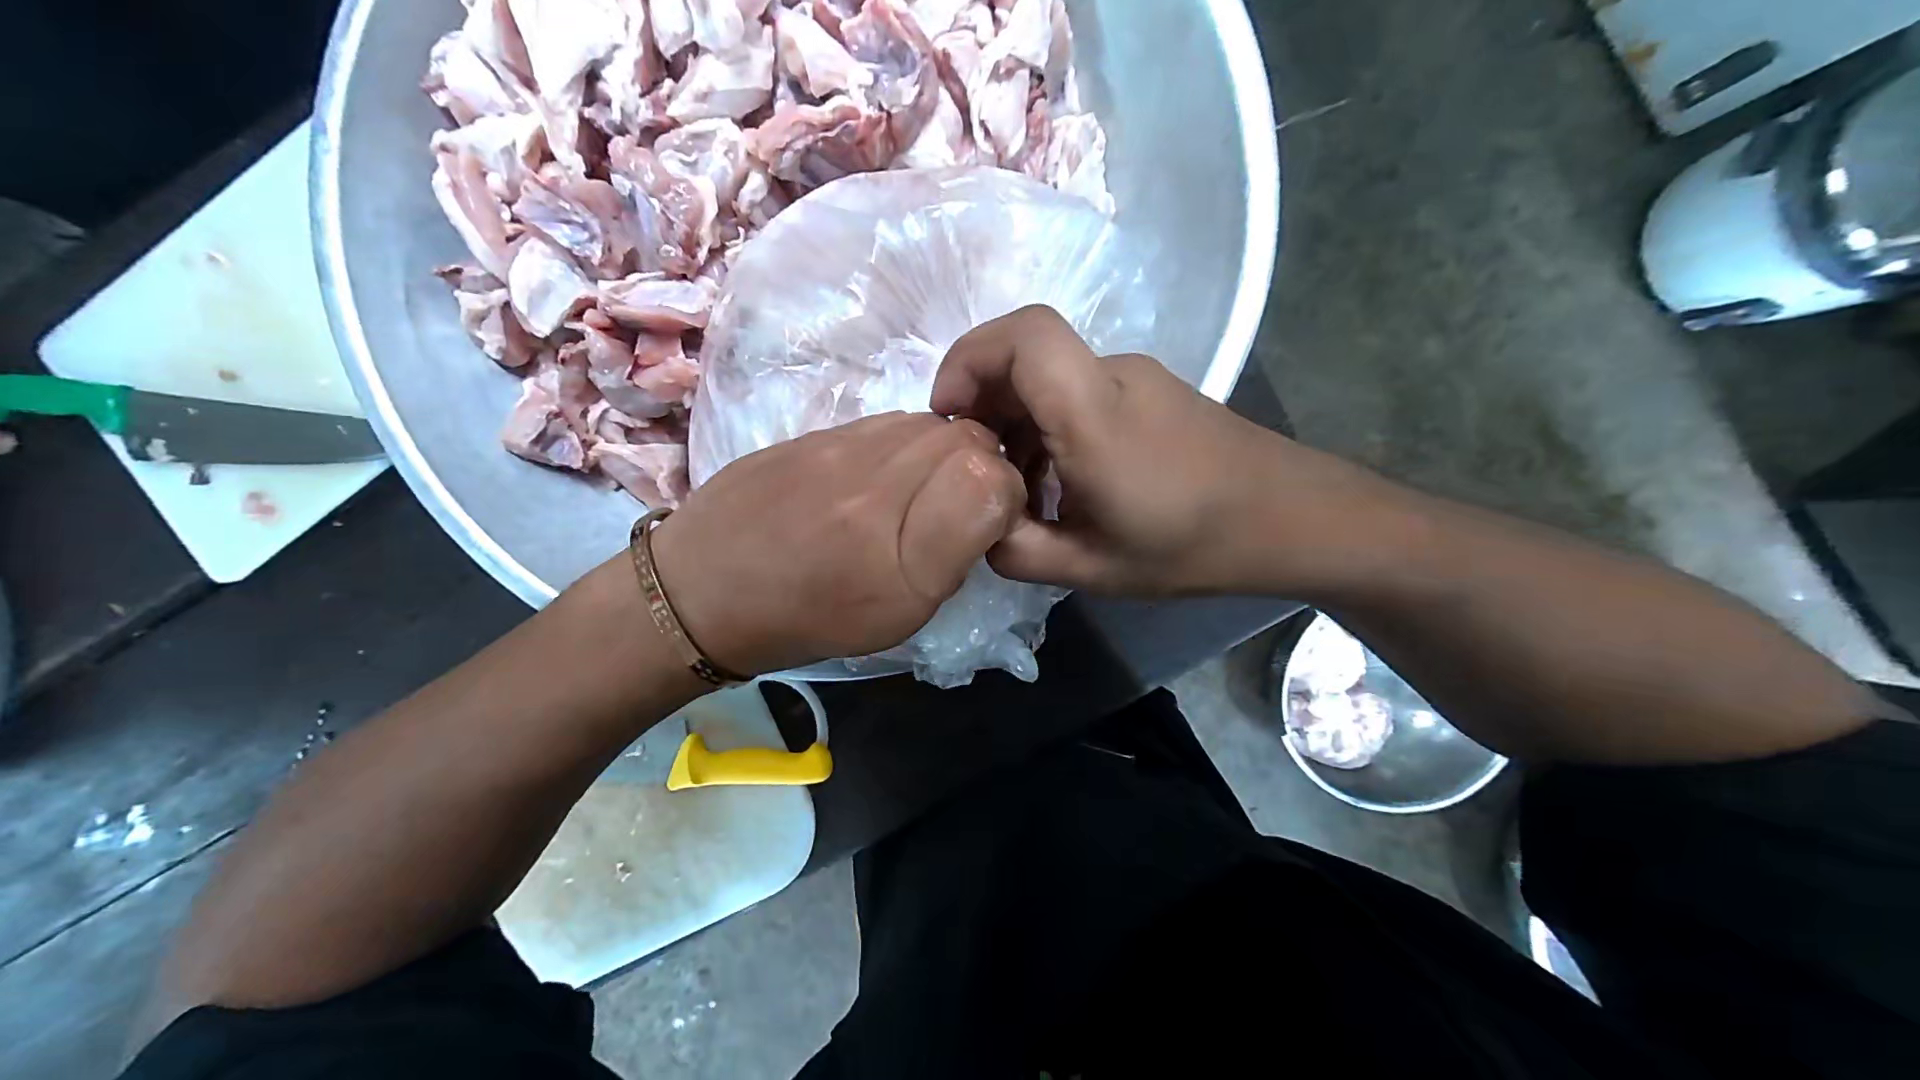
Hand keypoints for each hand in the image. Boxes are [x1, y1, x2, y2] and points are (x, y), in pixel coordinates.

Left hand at [648, 412, 1024, 674]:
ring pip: (929, 424)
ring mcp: (840, 442)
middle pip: (969, 438)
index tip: (985, 527)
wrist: (702, 592)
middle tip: (953, 510)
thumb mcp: (898, 615)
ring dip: (940, 455)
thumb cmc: (807, 620)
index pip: (993, 477)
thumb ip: (953, 553)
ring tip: (914, 495)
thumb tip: (986, 502)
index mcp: (899, 540)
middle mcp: (874, 476)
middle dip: (980, 470)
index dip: (1005, 499)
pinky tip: (875, 481)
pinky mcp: (814, 431)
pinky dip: (900, 448)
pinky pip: (884, 424)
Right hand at [931, 305, 1402, 596]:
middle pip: (1024, 351)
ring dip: (1017, 422)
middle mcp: (1112, 376)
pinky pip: (1079, 392)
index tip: (949, 417)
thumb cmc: (1193, 545)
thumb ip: (1016, 551)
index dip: (967, 360)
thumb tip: (978, 526)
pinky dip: (1050, 427)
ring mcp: (1136, 379)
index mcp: (1092, 412)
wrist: (1292, 519)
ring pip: (1049, 376)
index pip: (1021, 335)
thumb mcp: (1091, 568)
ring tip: (1021, 493)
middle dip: (982, 402)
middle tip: (976, 469)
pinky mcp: (1150, 392)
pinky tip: (1061, 485)